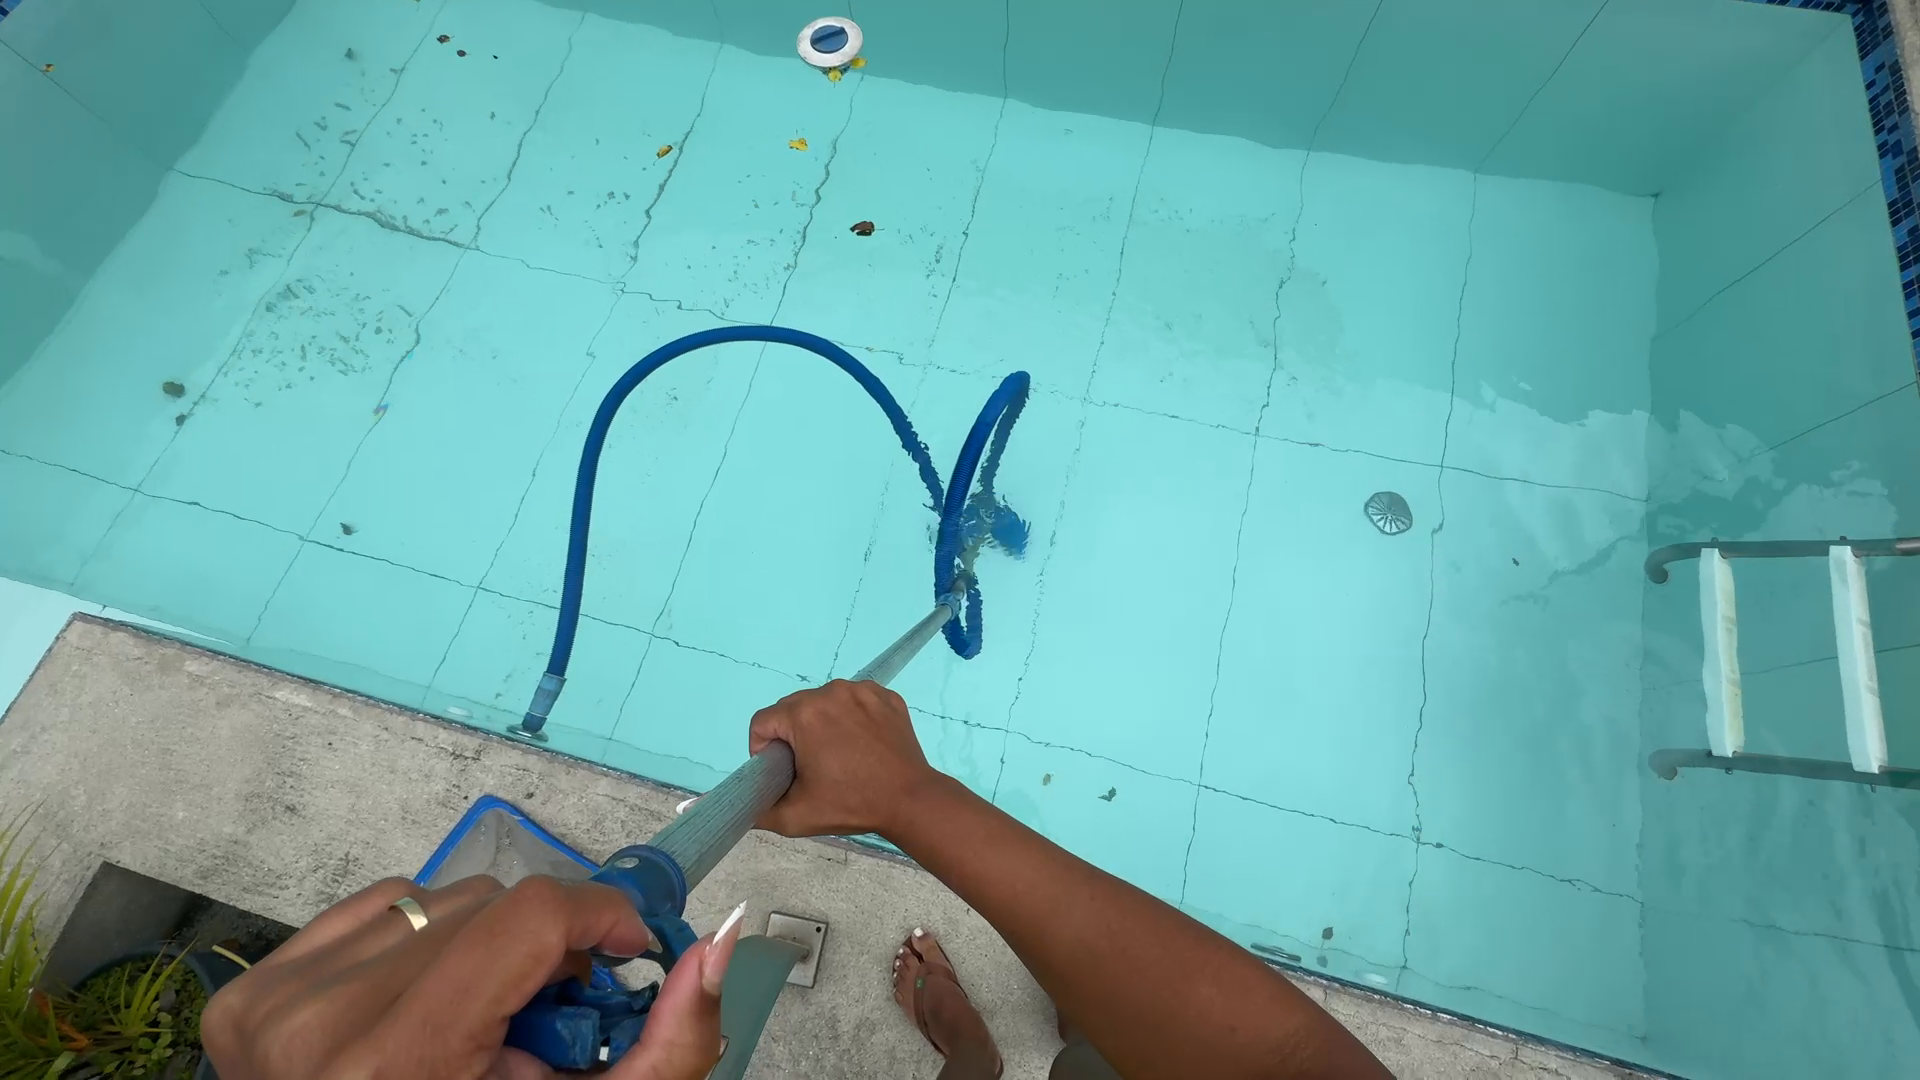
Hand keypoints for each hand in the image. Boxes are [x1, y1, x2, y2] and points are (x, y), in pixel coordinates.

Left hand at [202, 874, 740, 1079]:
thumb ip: (671, 1045)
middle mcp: (316, 1024)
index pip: (531, 915)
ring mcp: (273, 1004)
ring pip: (446, 897)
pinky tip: (422, 1000)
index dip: (600, 917)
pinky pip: (388, 902)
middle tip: (541, 1023)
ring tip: (476, 1022)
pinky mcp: (250, 991)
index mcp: (395, 1065)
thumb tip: (720, 936)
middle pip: (496, 905)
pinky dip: (429, 936)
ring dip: (487, 941)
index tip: (625, 953)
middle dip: (545, 949)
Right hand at [748, 679, 937, 838]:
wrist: (909, 798)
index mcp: (804, 714)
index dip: (762, 750)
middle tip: (809, 766)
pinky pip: (854, 700)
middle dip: (792, 735)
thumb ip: (759, 810)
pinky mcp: (886, 695)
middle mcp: (830, 691)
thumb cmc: (851, 804)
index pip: (762, 722)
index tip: (780, 772)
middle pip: (792, 708)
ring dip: (821, 723)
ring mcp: (862, 690)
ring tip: (838, 754)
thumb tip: (743, 805)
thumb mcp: (795, 817)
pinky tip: (862, 743)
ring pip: (824, 702)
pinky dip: (851, 717)